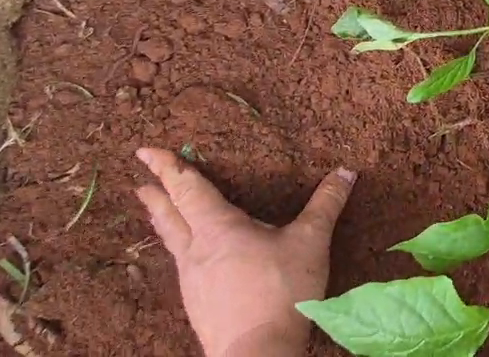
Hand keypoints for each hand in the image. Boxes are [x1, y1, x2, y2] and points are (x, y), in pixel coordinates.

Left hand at [134, 147, 354, 356]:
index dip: (169, 168)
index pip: (189, 191)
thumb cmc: (281, 290)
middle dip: (157, 196)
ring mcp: (193, 282)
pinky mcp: (199, 304)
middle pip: (170, 218)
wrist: (257, 354)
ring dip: (166, 222)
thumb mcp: (311, 240)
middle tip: (142, 181)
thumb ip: (326, 204)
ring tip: (162, 213)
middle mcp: (196, 253)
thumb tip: (346, 171)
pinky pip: (184, 265)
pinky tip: (191, 256)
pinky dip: (181, 248)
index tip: (148, 152)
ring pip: (173, 243)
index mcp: (218, 230)